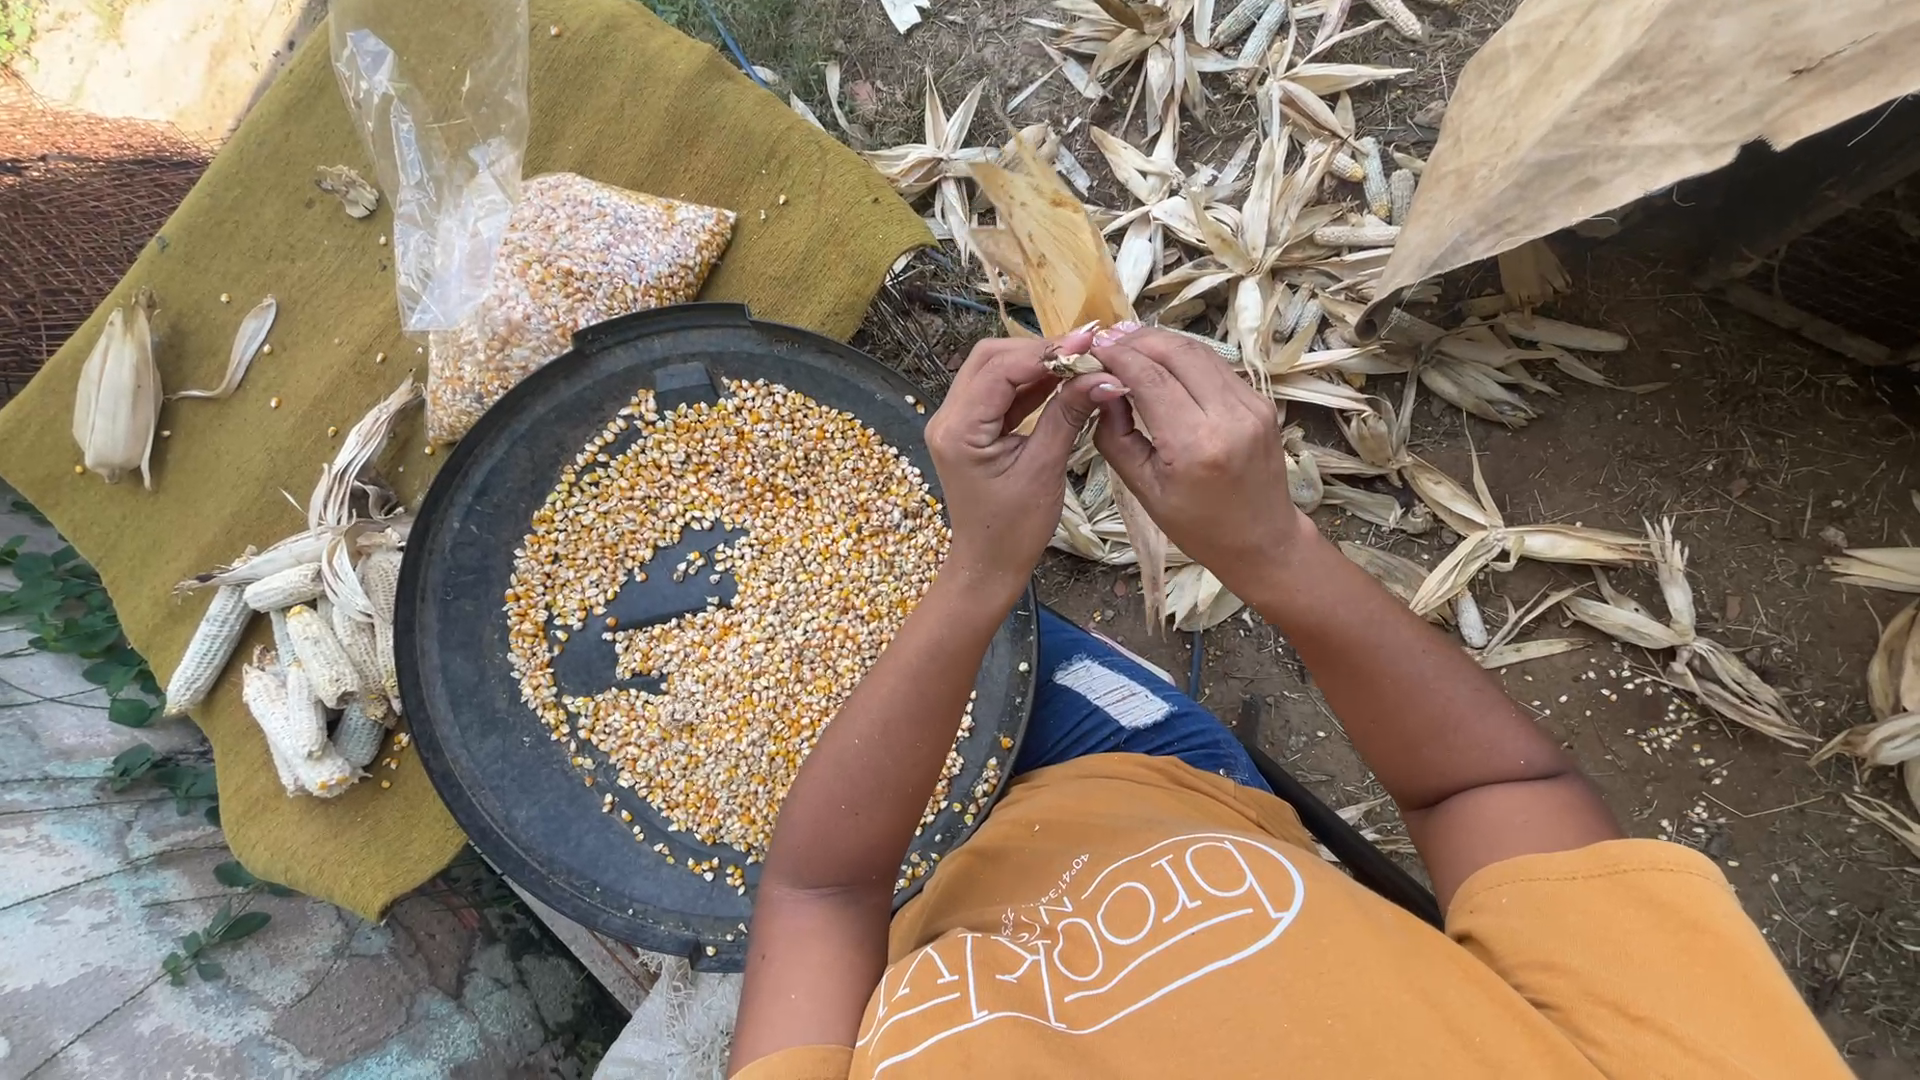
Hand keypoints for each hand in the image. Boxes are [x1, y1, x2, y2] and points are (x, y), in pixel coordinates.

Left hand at [925, 330, 1124, 601]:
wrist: (988, 566)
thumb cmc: (1015, 530)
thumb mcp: (1044, 469)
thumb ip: (1068, 415)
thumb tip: (1105, 375)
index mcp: (959, 430)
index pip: (1000, 368)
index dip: (1046, 350)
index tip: (1090, 342)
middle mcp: (948, 418)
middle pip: (991, 358)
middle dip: (1039, 350)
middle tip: (1086, 351)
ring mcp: (956, 422)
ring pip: (994, 370)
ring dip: (1036, 363)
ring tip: (1080, 362)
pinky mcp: (970, 430)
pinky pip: (999, 393)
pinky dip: (1030, 383)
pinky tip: (1062, 380)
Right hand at [1089, 327, 1313, 592]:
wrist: (1261, 539)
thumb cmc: (1196, 526)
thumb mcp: (1143, 490)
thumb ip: (1116, 437)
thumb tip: (1101, 390)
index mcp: (1195, 445)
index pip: (1150, 379)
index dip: (1117, 357)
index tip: (1091, 348)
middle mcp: (1229, 417)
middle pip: (1177, 353)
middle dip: (1137, 340)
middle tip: (1105, 338)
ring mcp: (1251, 404)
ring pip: (1199, 351)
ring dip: (1160, 340)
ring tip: (1127, 339)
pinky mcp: (1261, 401)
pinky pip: (1216, 365)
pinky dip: (1183, 354)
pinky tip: (1160, 356)